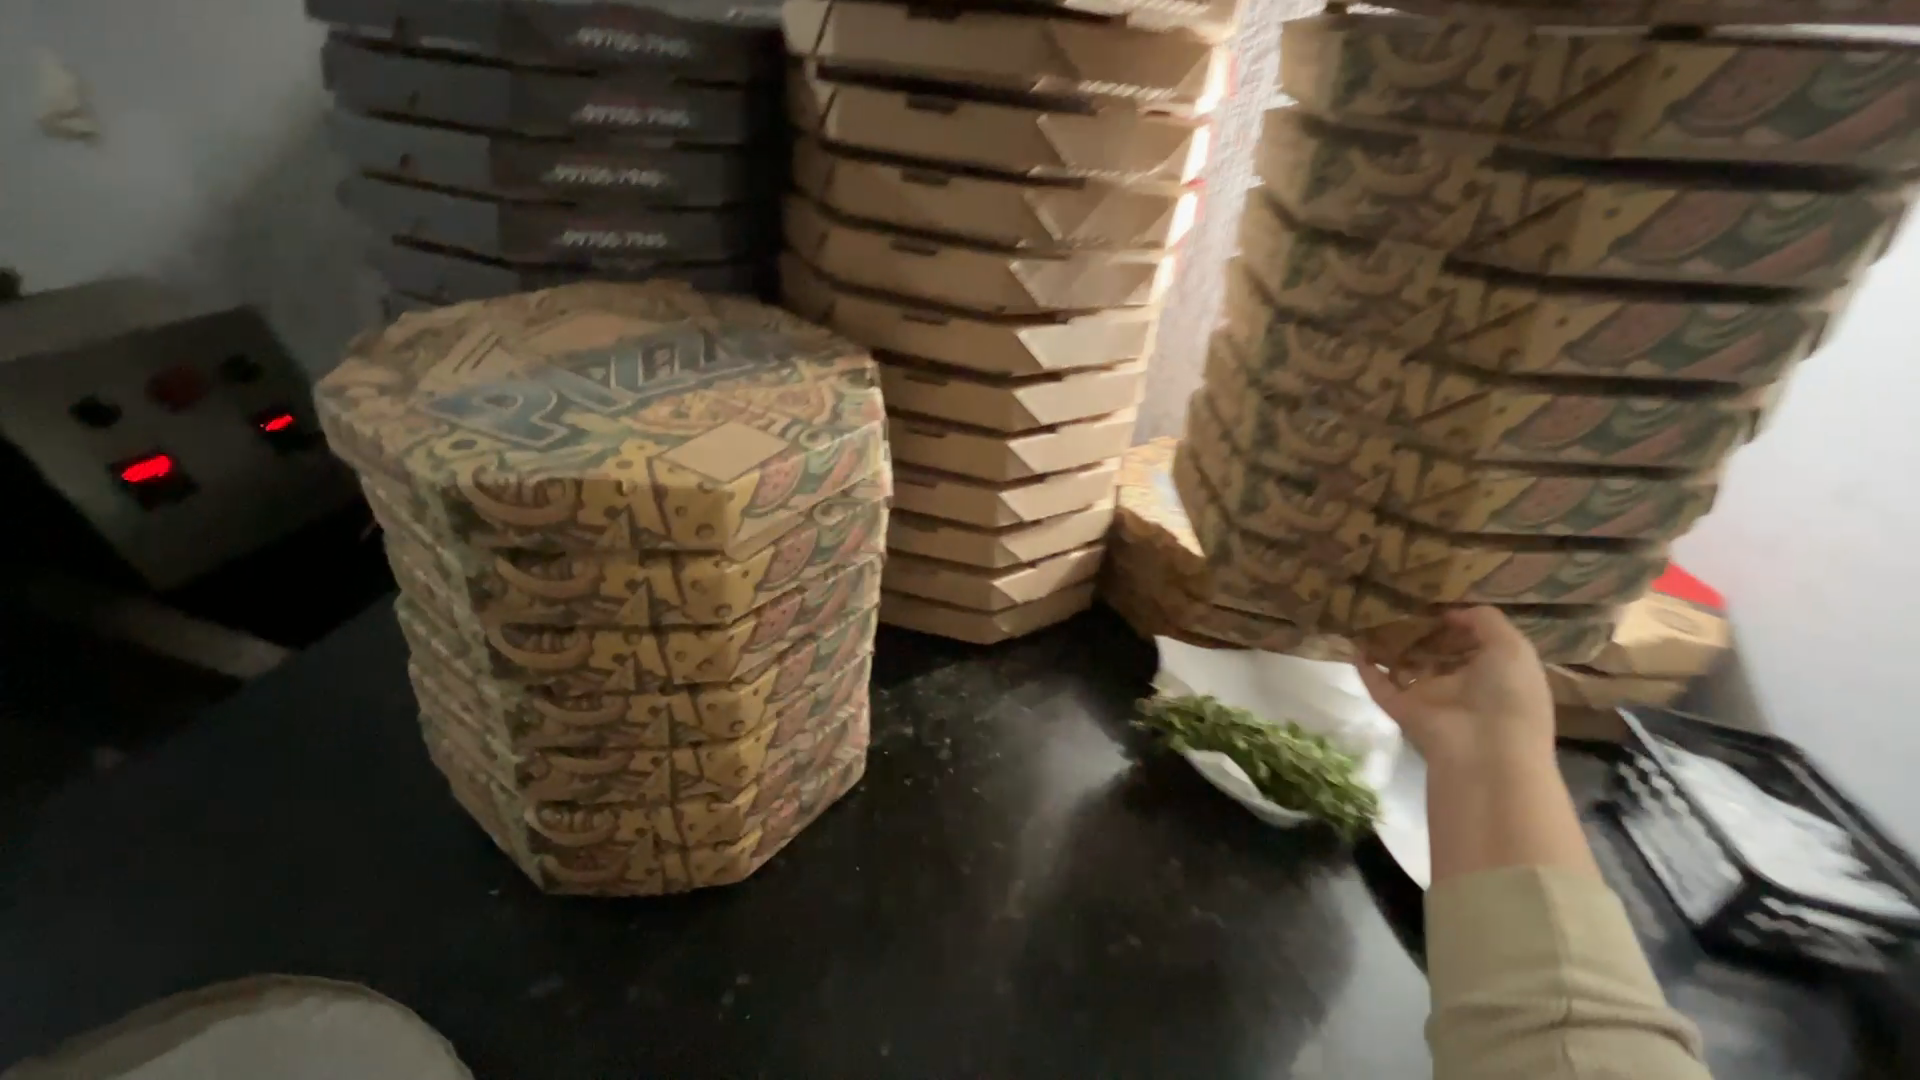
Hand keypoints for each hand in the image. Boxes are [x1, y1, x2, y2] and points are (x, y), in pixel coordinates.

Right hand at [1353, 606, 1556, 773]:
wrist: (1485, 748)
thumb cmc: (1508, 694)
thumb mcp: (1513, 648)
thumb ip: (1485, 620)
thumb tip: (1449, 612)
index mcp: (1492, 672)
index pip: (1471, 642)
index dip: (1456, 622)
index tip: (1434, 600)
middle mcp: (1461, 685)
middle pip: (1434, 653)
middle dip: (1418, 631)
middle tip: (1397, 603)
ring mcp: (1429, 698)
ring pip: (1404, 667)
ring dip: (1388, 646)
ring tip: (1370, 618)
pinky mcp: (1401, 709)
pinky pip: (1379, 685)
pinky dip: (1365, 668)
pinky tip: (1354, 645)